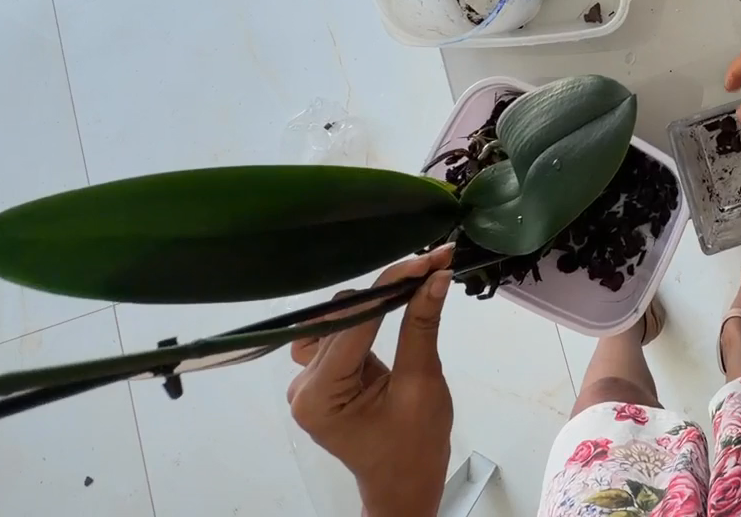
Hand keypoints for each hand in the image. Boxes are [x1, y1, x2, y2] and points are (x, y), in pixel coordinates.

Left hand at [287, 246, 454, 516]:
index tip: (432, 258)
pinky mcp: (325, 374)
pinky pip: (341, 330)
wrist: (405, 481)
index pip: (356, 320)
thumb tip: (436, 276)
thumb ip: (422, 326)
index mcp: (321, 394)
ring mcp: (311, 379)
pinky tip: (395, 299)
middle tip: (434, 264)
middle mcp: (304, 384)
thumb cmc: (415, 443)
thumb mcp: (422, 383)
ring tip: (418, 278)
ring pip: (338, 317)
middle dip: (390, 286)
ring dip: (378, 295)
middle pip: (344, 315)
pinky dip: (368, 311)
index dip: (394, 283)